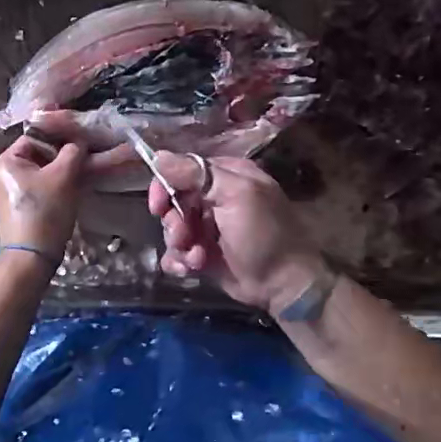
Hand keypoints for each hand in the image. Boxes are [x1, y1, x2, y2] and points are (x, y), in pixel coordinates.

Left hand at [0, 134, 87, 262]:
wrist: (32, 256)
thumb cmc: (45, 211)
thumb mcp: (63, 176)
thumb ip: (72, 152)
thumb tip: (77, 143)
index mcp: (5, 161)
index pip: (35, 138)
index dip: (58, 141)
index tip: (80, 149)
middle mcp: (1, 173)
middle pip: (38, 156)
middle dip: (60, 160)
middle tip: (82, 166)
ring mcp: (8, 192)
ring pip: (40, 174)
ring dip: (60, 175)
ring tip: (78, 181)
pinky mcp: (17, 208)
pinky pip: (37, 190)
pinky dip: (53, 190)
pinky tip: (68, 197)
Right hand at [148, 153, 326, 314]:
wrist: (282, 285)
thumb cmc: (265, 235)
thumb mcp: (236, 195)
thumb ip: (197, 173)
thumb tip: (158, 156)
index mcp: (225, 176)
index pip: (181, 170)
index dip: (164, 187)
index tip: (159, 206)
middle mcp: (214, 198)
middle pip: (172, 201)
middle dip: (174, 222)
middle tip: (183, 236)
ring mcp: (207, 226)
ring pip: (171, 228)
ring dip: (179, 245)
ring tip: (197, 258)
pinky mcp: (201, 252)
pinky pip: (175, 251)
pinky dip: (178, 260)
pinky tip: (190, 269)